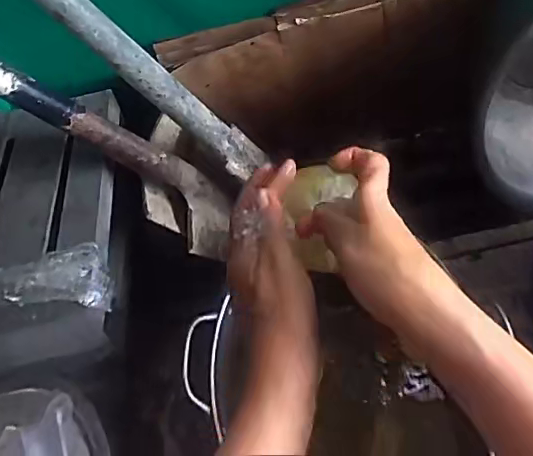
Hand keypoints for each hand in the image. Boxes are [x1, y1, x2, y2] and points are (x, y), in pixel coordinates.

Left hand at [221, 160, 319, 454]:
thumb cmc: (285, 315)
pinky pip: (266, 244)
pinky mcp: (264, 289)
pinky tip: (291, 232)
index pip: (249, 205)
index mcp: (243, 251)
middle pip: (247, 215)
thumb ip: (271, 228)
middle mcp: (241, 260)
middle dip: (262, 190)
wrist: (284, 370)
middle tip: (281, 171)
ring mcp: (251, 276)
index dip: (267, 182)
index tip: (287, 163)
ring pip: (255, 229)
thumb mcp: (281, 265)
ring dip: (268, 206)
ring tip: (286, 192)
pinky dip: (276, 226)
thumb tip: (263, 191)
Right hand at [297, 147, 452, 331]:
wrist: (428, 315)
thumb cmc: (384, 268)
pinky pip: (361, 252)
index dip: (353, 155)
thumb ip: (326, 220)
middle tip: (304, 228)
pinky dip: (344, 257)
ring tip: (311, 253)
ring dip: (333, 235)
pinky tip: (332, 275)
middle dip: (330, 209)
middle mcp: (383, 217)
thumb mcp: (345, 239)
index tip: (331, 168)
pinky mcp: (391, 270)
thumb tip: (316, 212)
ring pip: (356, 228)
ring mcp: (389, 244)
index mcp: (374, 200)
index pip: (373, 162)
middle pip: (357, 200)